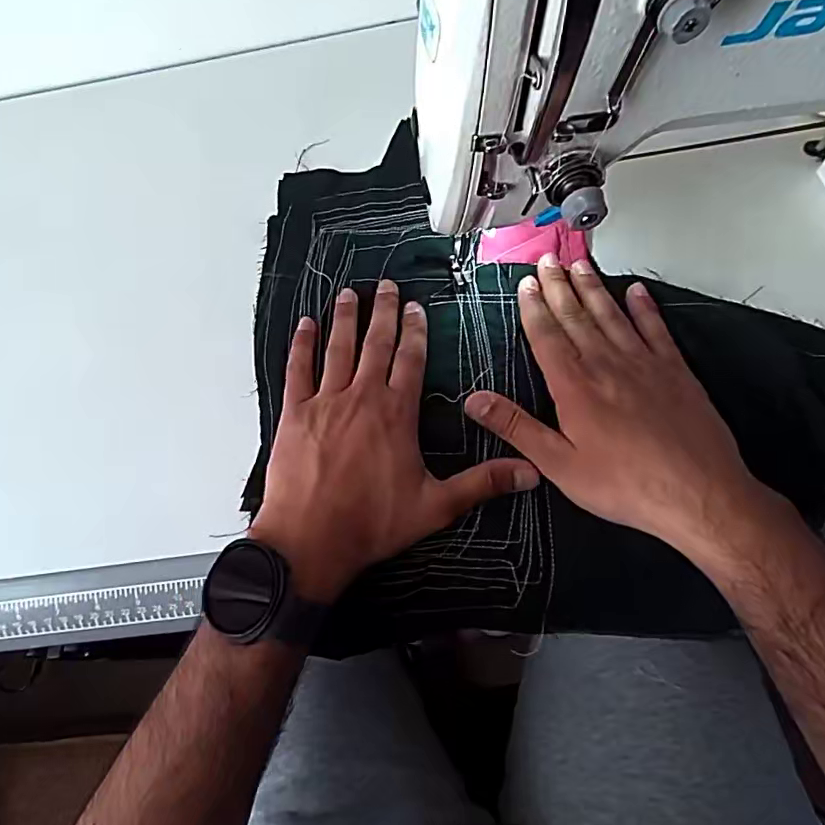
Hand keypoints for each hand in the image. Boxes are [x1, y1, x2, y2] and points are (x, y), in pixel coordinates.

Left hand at [251, 280, 539, 603]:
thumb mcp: (435, 506)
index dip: (415, 331)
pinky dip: (302, 345)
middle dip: (382, 313)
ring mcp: (324, 403)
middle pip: (376, 345)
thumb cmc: (371, 523)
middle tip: (385, 286)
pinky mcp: (294, 414)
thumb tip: (530, 472)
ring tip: (349, 293)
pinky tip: (305, 325)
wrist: (311, 537)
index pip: (411, 360)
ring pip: (338, 349)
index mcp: (397, 414)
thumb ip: (481, 483)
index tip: (415, 307)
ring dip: (345, 319)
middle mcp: (361, 398)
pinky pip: (297, 370)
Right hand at [463, 256, 779, 558]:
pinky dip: (645, 308)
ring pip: (613, 316)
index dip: (534, 309)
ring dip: (594, 288)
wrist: (701, 496)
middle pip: (578, 318)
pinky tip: (636, 292)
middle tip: (547, 261)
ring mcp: (646, 366)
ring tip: (580, 264)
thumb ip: (515, 426)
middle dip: (559, 287)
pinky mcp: (676, 374)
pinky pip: (656, 330)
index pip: (548, 337)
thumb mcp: (557, 463)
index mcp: (576, 388)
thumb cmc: (624, 485)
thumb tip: (474, 400)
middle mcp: (609, 367)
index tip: (525, 285)